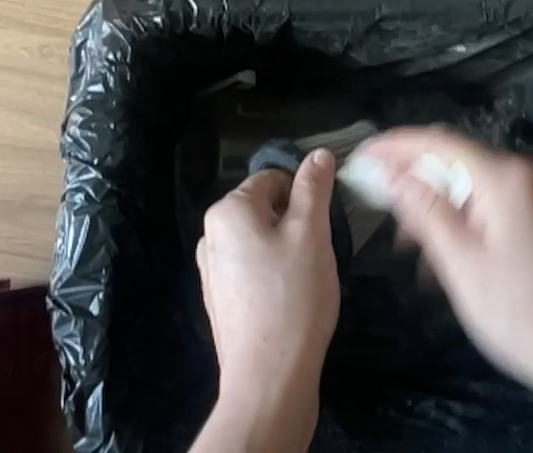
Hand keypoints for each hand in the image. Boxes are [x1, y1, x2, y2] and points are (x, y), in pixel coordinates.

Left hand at [191, 148, 339, 452]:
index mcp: (227, 210)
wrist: (268, 378)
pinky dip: (271, 276)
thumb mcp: (312, 233)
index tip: (321, 225)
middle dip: (294, 224)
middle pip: (264, 209)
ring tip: (304, 280)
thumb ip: (314, 188)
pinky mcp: (219, 299)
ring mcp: (211, 269)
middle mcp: (210, 234)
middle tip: (316, 253)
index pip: (273, 179)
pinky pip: (251, 270)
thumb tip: (318, 153)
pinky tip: (289, 300)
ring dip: (285, 250)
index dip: (303, 196)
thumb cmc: (293, 296)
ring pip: (259, 240)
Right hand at [362, 128, 532, 391]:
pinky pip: (491, 205)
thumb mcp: (460, 263)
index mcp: (504, 177)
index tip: (363, 155)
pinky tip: (446, 258)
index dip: (395, 145)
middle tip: (381, 208)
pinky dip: (463, 221)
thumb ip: (422, 209)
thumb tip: (390, 170)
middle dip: (414, 181)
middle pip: (454, 162)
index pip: (437, 142)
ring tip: (410, 248)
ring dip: (437, 208)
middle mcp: (524, 175)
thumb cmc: (522, 314)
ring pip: (471, 187)